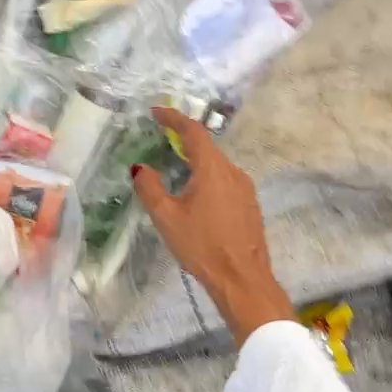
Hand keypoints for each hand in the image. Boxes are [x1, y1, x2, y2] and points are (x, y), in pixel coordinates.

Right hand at [132, 107, 293, 343]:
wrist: (243, 279)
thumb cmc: (201, 246)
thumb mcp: (167, 218)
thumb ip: (150, 189)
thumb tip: (141, 168)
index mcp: (212, 170)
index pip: (193, 132)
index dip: (174, 118)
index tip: (156, 112)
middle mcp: (233, 173)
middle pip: (207, 147)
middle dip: (184, 139)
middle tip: (162, 138)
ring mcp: (245, 189)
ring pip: (217, 166)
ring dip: (197, 161)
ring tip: (177, 169)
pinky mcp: (250, 206)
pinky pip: (225, 182)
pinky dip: (208, 178)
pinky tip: (197, 196)